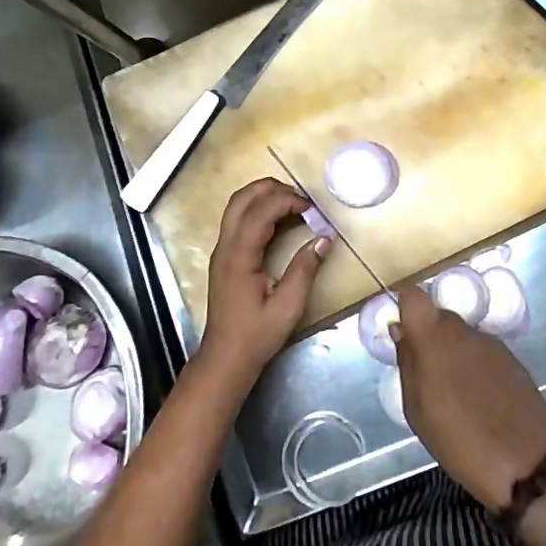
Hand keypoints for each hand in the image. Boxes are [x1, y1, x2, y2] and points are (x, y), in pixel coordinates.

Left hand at [199, 178, 329, 382]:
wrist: (225, 356)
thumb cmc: (256, 335)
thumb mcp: (288, 306)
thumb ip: (305, 269)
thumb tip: (324, 239)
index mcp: (239, 256)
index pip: (260, 212)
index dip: (287, 201)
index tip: (312, 208)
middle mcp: (225, 246)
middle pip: (241, 199)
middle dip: (271, 189)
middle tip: (301, 197)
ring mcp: (221, 250)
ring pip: (236, 207)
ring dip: (262, 196)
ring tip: (293, 203)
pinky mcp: (224, 256)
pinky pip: (237, 220)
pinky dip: (257, 210)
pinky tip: (278, 220)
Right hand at [394, 286, 545, 509]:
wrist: (528, 465)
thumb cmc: (459, 440)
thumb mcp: (417, 410)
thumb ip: (407, 363)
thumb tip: (401, 331)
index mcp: (433, 338)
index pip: (413, 296)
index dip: (406, 310)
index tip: (404, 335)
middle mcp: (463, 331)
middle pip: (438, 316)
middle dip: (428, 336)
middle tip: (426, 373)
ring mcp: (491, 344)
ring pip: (461, 335)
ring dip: (452, 353)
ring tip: (454, 392)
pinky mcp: (512, 360)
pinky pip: (480, 352)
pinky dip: (473, 366)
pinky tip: (477, 398)